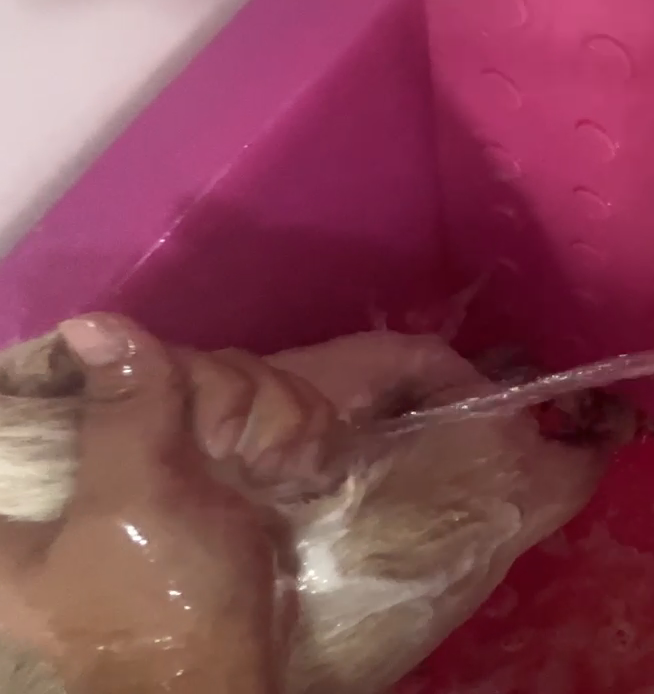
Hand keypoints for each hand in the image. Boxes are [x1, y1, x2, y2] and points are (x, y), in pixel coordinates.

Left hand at [0, 315, 332, 693]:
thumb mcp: (137, 505)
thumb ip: (126, 415)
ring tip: (279, 471)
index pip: (67, 373)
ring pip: (229, 381)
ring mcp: (159, 458)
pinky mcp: (215, 462)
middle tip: (239, 456)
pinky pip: (265, 405)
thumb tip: (98, 326)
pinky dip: (293, 430)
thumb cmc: (160, 598)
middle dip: (226, 405)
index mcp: (26, 476)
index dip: (128, 368)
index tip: (178, 398)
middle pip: (166, 368)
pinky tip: (293, 466)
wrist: (228, 662)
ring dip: (273, 419)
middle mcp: (90, 455)